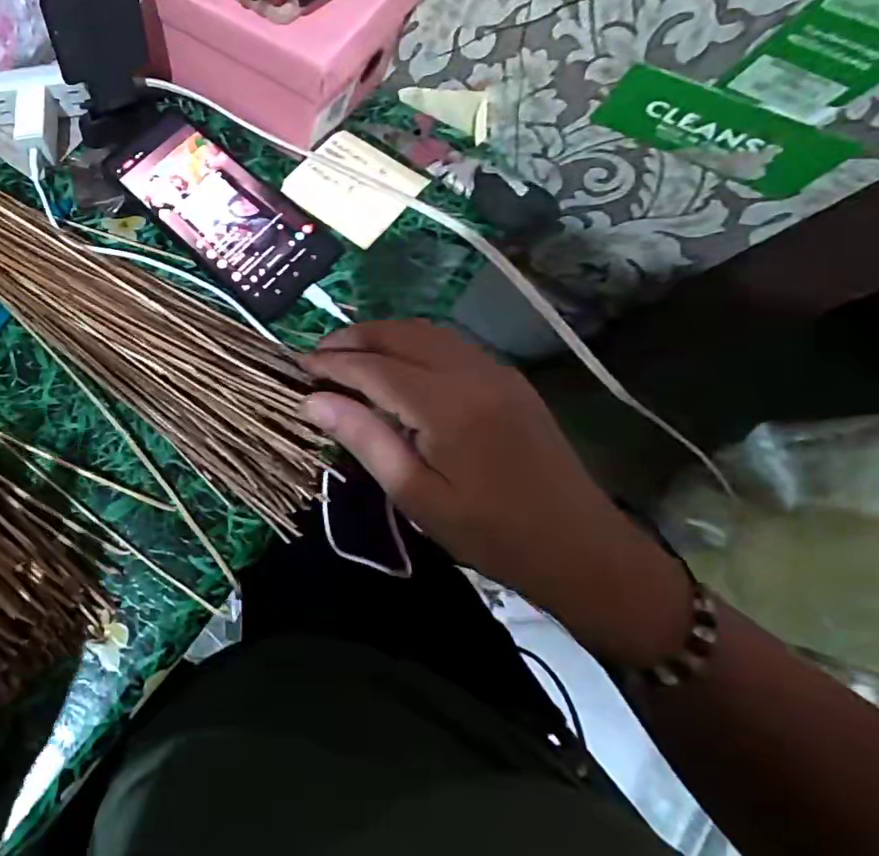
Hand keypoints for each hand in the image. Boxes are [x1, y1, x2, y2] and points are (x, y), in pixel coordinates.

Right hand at [300, 320, 688, 667]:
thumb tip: (312, 401)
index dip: (332, 363)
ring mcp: (495, 370)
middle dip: (354, 337)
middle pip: (400, 333)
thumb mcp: (417, 495)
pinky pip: (450, 343)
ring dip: (384, 335)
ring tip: (349, 356)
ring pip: (427, 331)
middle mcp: (471, 371)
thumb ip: (365, 438)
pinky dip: (414, 343)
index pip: (373, 366)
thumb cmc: (492, 533)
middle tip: (317, 358)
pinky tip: (398, 365)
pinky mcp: (509, 378)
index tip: (297, 367)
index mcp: (446, 404)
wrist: (581, 546)